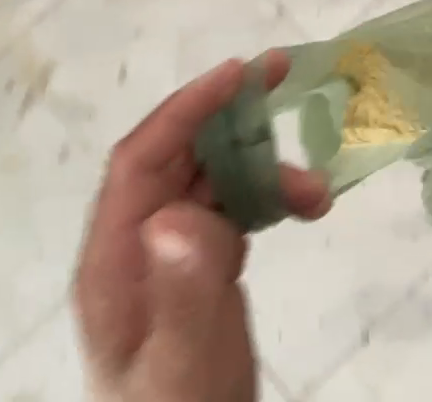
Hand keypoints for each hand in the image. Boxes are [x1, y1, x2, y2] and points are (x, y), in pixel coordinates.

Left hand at [75, 53, 331, 401]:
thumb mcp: (186, 359)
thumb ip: (183, 289)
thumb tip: (179, 214)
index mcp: (115, 260)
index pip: (141, 162)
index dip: (187, 110)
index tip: (240, 72)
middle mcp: (138, 246)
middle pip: (179, 158)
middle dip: (230, 114)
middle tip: (285, 75)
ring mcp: (171, 256)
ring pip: (215, 180)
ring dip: (267, 168)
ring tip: (317, 192)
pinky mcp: (202, 266)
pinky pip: (236, 208)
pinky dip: (273, 197)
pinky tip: (308, 210)